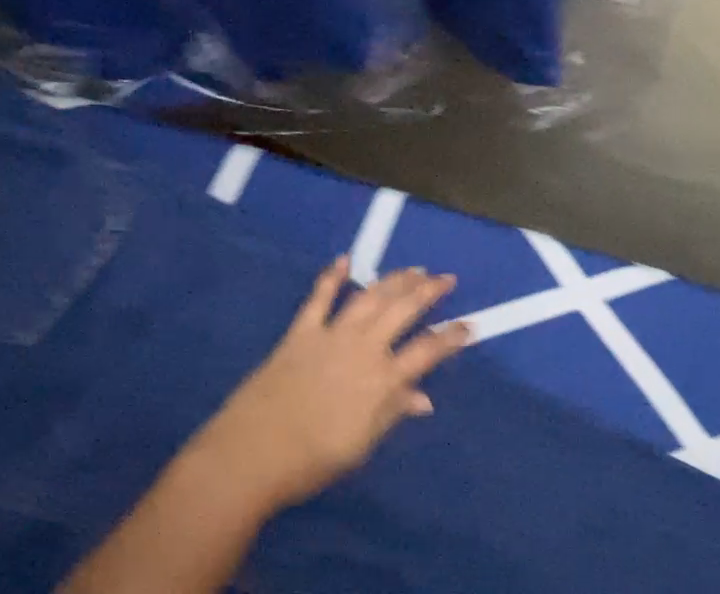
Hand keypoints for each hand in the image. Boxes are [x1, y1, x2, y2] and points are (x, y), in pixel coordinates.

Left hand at [189, 256, 471, 510]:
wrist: (250, 455)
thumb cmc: (312, 459)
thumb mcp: (362, 444)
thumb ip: (393, 413)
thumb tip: (424, 399)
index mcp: (383, 379)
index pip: (428, 350)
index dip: (452, 336)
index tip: (469, 326)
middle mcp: (363, 348)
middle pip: (403, 310)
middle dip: (428, 291)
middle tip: (445, 279)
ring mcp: (331, 336)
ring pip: (370, 297)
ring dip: (394, 280)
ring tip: (414, 269)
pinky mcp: (300, 333)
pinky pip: (319, 299)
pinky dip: (332, 277)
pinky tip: (343, 260)